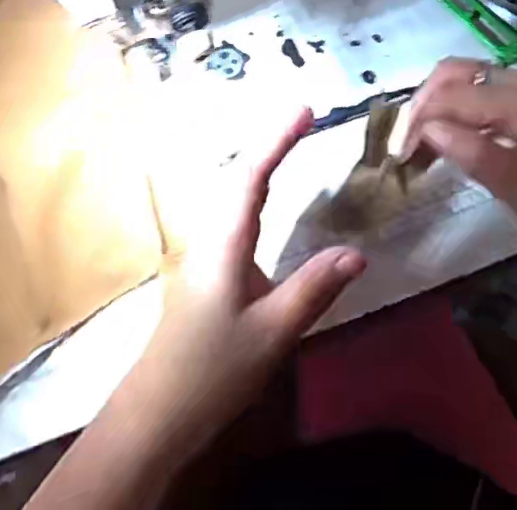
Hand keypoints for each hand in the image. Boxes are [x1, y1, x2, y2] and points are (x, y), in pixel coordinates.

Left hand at [110, 109, 365, 457]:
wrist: (161, 405)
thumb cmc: (214, 368)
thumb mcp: (272, 333)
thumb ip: (312, 290)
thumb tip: (356, 253)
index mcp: (225, 241)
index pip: (252, 177)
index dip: (277, 140)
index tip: (303, 110)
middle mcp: (210, 235)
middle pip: (240, 176)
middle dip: (270, 143)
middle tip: (303, 118)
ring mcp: (204, 251)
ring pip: (233, 195)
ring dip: (260, 164)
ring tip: (290, 142)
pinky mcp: (206, 268)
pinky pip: (233, 215)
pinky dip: (254, 193)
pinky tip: (265, 201)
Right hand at [398, 59, 516, 291]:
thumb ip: (483, 161)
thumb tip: (430, 130)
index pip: (454, 97)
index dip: (418, 123)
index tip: (399, 159)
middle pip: (454, 73)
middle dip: (421, 105)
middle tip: (405, 148)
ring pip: (465, 78)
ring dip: (435, 105)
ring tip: (420, 145)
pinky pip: (482, 91)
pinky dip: (455, 109)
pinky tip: (449, 140)